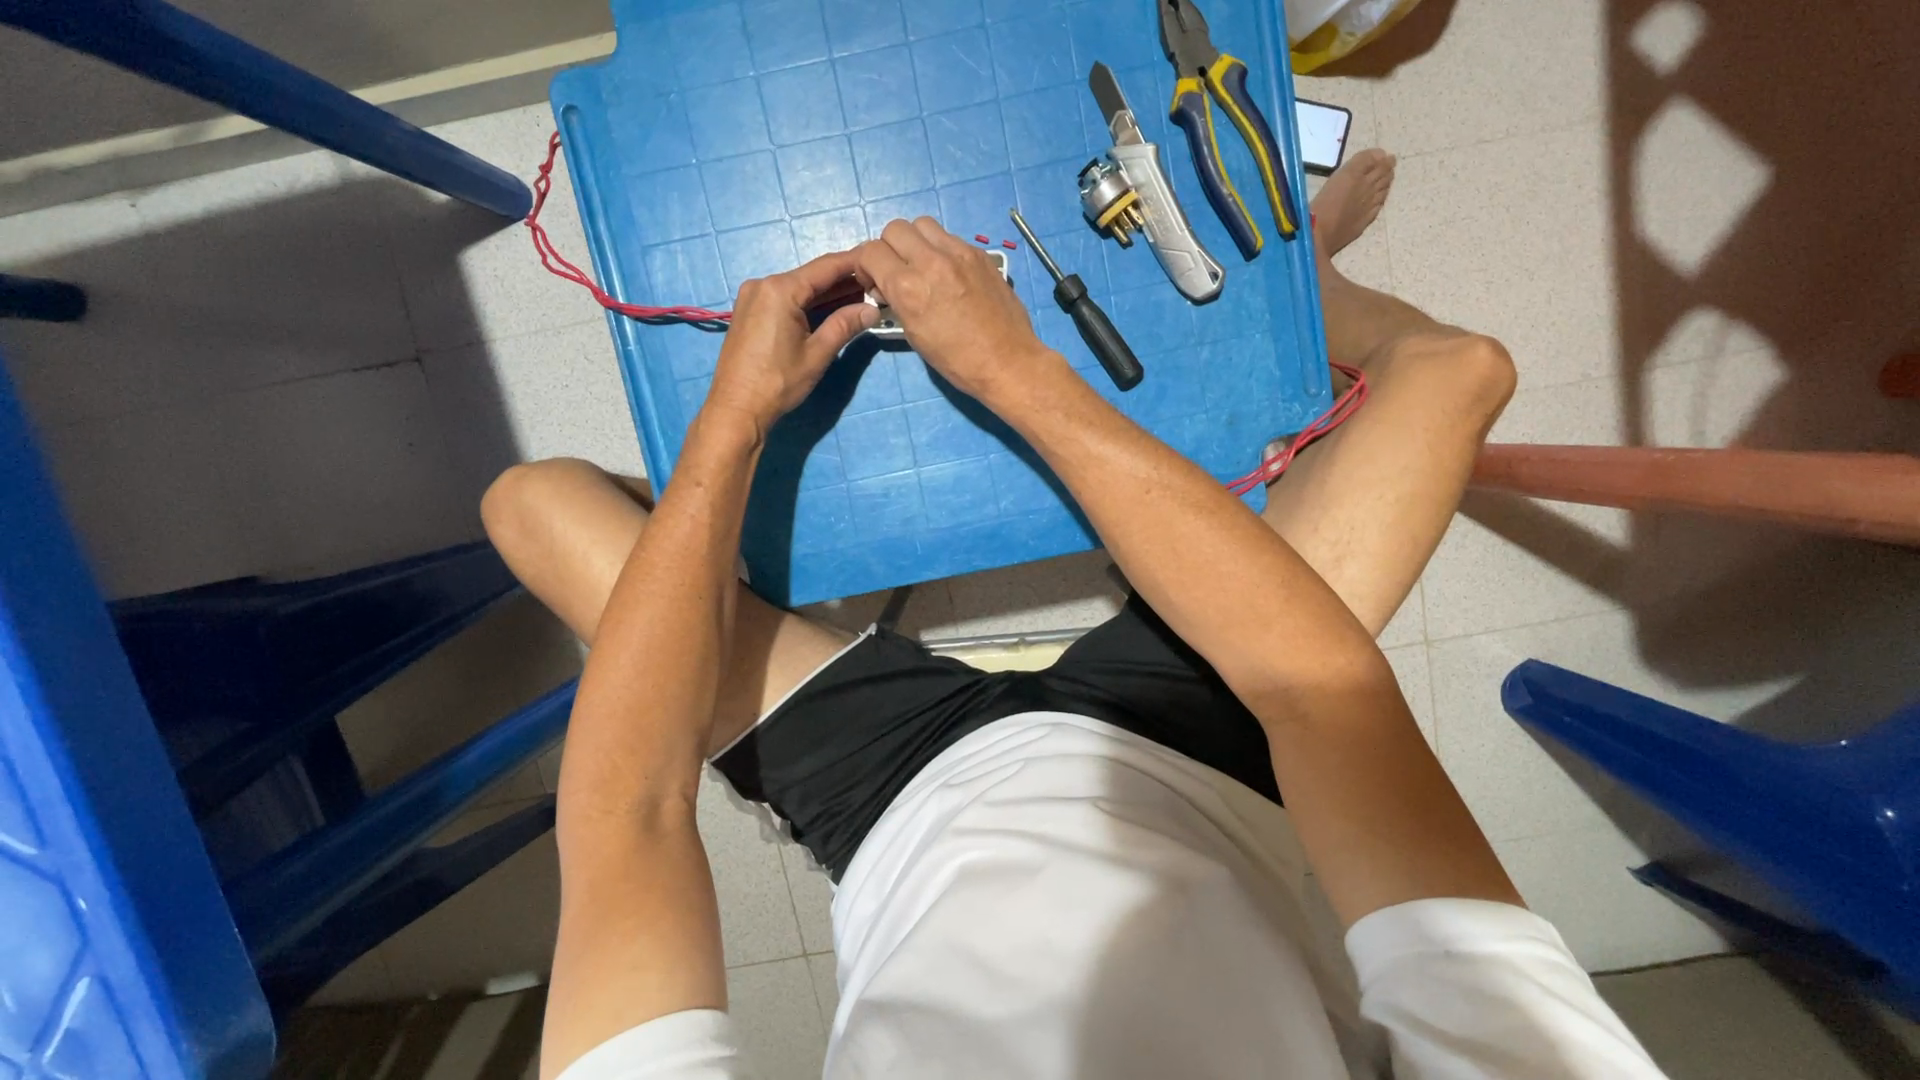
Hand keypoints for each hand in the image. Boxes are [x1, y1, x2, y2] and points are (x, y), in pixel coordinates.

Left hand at [704, 251, 877, 432]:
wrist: (736, 408)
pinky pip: (784, 299)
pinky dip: (807, 303)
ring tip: (859, 299)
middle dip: (843, 282)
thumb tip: (872, 310)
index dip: (854, 263)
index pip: (826, 267)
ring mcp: (753, 297)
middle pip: (811, 276)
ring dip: (826, 294)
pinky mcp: (749, 311)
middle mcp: (763, 284)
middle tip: (874, 287)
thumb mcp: (817, 354)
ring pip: (798, 288)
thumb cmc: (778, 382)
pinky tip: (829, 309)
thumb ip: (845, 326)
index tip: (877, 261)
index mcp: (780, 289)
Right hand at [853, 218, 1063, 402]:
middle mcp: (931, 261)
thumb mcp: (914, 334)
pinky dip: (941, 249)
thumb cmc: (956, 360)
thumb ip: (896, 299)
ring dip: (916, 242)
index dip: (866, 265)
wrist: (1006, 361)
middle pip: (895, 229)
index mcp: (909, 287)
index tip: (874, 280)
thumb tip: (887, 285)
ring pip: (923, 225)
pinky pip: (950, 237)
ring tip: (923, 266)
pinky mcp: (980, 254)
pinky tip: (949, 273)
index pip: (870, 251)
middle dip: (889, 248)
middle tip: (898, 270)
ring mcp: (959, 253)